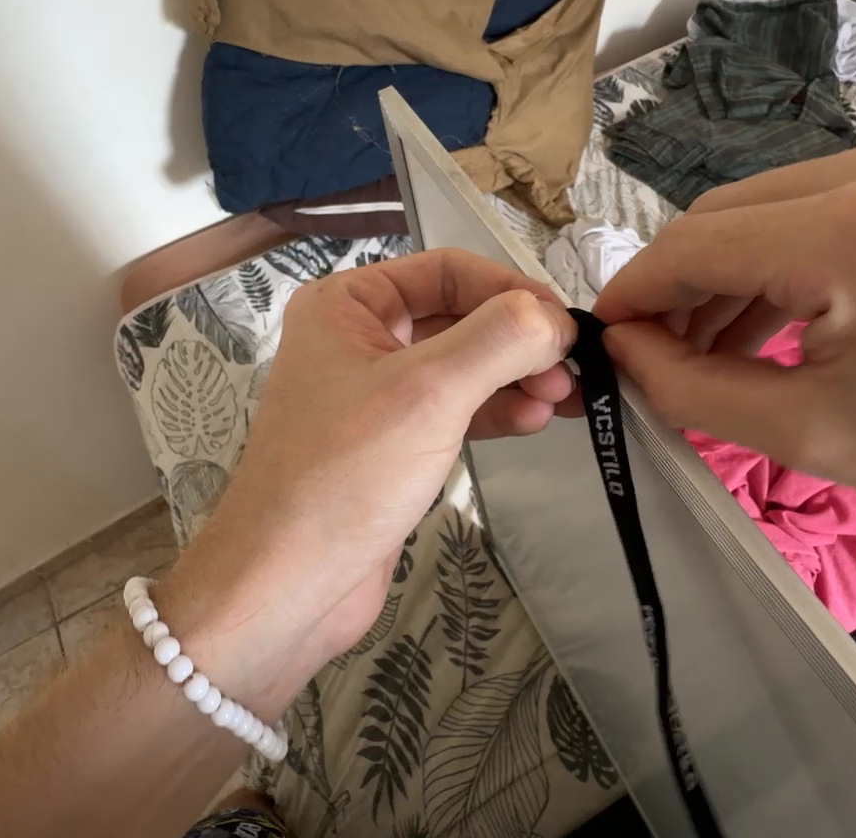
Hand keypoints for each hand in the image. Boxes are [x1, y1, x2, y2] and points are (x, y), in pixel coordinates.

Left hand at [156, 249, 574, 715]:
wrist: (285, 586)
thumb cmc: (345, 473)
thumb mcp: (428, 391)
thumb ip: (500, 339)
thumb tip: (556, 316)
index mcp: (348, 303)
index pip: (448, 270)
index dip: (512, 289)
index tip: (566, 322)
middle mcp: (359, 338)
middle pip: (460, 317)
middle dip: (518, 340)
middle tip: (570, 368)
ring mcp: (376, 393)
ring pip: (463, 366)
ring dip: (515, 376)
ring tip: (563, 399)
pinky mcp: (393, 442)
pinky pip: (455, 409)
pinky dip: (496, 409)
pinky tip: (533, 419)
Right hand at [593, 112, 855, 624]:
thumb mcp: (807, 434)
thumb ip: (686, 384)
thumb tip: (624, 346)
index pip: (699, 242)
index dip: (638, 289)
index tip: (608, 330)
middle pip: (735, 211)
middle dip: (683, 281)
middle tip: (658, 346)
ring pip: (779, 199)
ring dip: (735, 266)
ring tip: (712, 338)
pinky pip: (833, 195)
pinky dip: (792, 250)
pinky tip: (776, 309)